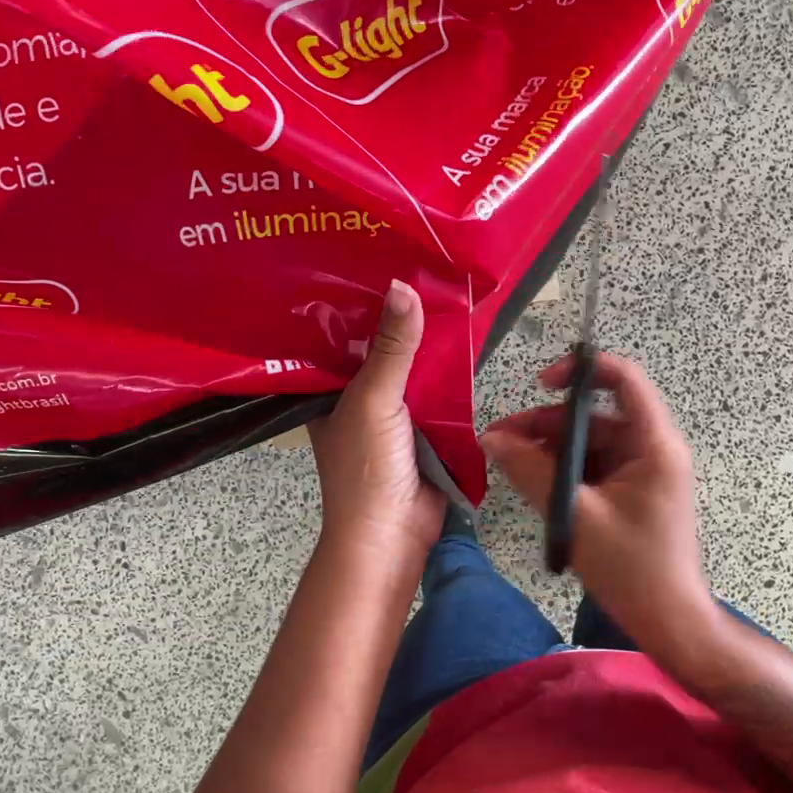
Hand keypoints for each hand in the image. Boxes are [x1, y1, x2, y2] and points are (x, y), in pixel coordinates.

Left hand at [308, 279, 445, 557]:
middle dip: (399, 318)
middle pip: (380, 349)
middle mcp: (357, 397)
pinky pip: (435, 394)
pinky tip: (464, 339)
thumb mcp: (374, 399)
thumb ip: (391, 347)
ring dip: (427, 344)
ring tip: (448, 288)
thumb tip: (403, 286)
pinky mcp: (423, 430)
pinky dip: (447, 374)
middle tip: (424, 263)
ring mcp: (391, 415)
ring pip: (411, 369)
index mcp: (329, 389)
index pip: (340, 335)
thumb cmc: (366, 466)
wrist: (393, 534)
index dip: (358, 302)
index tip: (378, 258)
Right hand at [479, 352, 724, 669]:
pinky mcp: (629, 493)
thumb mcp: (576, 516)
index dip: (582, 369)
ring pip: (588, 442)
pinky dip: (561, 470)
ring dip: (548, 448)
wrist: (670, 624)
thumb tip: (491, 439)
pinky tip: (530, 481)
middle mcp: (651, 449)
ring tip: (505, 461)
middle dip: (546, 423)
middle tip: (498, 439)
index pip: (624, 379)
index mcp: (654, 444)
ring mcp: (641, 472)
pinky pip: (591, 467)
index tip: (541, 384)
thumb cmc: (633, 569)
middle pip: (594, 415)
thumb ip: (532, 472)